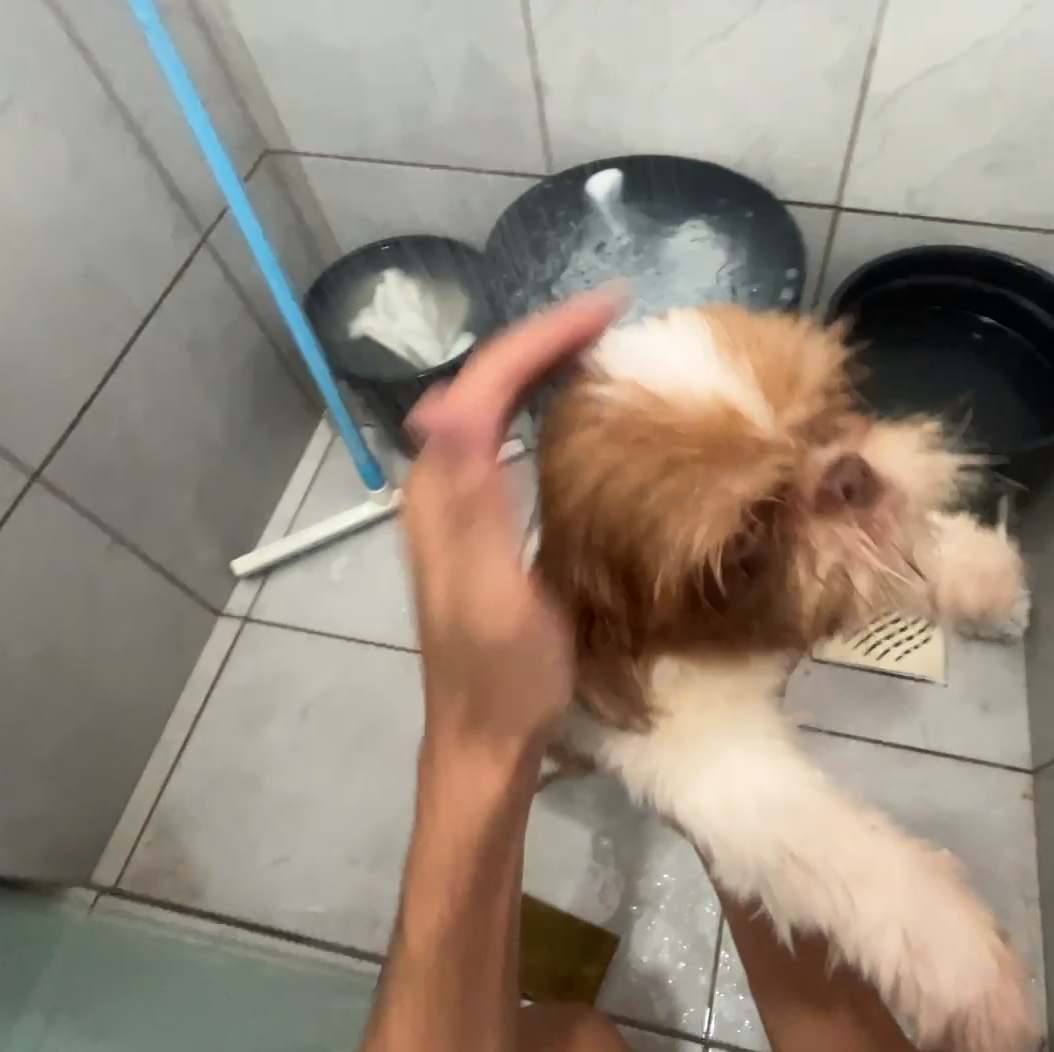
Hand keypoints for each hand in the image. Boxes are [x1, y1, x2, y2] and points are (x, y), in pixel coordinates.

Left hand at [402, 291, 622, 772]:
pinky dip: (541, 410)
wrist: (485, 737)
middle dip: (543, 342)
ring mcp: (459, 505)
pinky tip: (577, 413)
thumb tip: (446, 404)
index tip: (608, 311)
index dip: (539, 339)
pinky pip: (506, 442)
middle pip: (484, 386)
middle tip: (612, 320)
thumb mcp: (492, 595)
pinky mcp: (480, 523)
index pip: (482, 386)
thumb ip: (469, 505)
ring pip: (493, 410)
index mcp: (443, 494)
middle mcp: (441, 486)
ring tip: (601, 349)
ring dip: (541, 369)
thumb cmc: (503, 677)